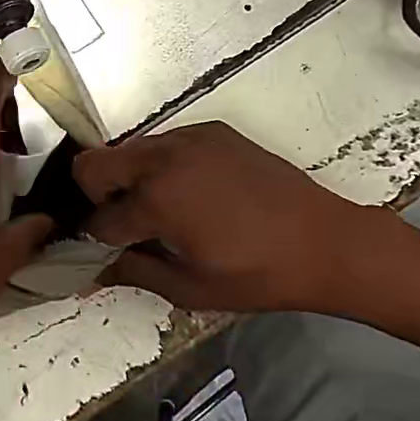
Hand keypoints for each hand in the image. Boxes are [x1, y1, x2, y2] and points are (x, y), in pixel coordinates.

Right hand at [72, 121, 409, 313]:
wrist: (325, 240)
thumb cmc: (258, 274)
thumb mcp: (192, 288)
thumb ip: (136, 272)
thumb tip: (96, 272)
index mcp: (158, 199)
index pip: (98, 218)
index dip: (94, 241)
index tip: (102, 252)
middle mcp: (167, 157)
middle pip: (95, 164)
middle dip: (98, 197)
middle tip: (127, 227)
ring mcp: (193, 138)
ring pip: (131, 149)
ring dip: (130, 179)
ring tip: (163, 212)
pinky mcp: (215, 132)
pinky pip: (167, 142)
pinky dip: (163, 165)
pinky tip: (193, 193)